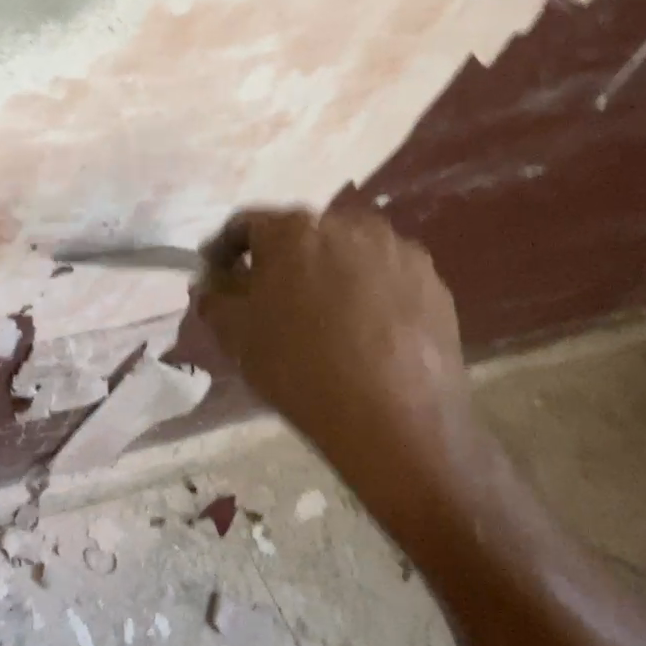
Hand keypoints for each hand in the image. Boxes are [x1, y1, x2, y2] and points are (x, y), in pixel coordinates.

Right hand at [191, 207, 468, 491]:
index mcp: (292, 230)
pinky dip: (366, 294)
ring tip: (319, 316)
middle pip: (299, 236)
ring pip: (345, 254)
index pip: (245, 225)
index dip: (223, 250)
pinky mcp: (433, 283)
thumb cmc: (299, 367)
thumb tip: (213, 284)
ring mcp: (397, 251)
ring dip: (325, 274)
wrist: (394, 420)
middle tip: (266, 298)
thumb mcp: (233, 334)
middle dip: (278, 262)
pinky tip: (360, 332)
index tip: (215, 276)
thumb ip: (213, 298)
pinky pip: (384, 277)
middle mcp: (347, 225)